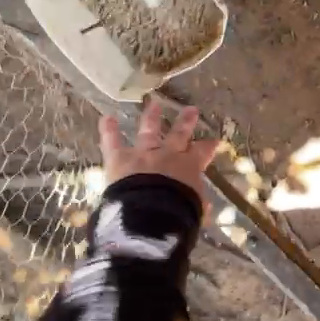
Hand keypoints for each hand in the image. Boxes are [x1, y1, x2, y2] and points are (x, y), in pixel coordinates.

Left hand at [100, 102, 219, 208]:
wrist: (149, 216)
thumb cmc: (179, 214)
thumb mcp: (196, 209)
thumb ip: (198, 203)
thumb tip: (204, 204)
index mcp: (189, 166)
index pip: (202, 152)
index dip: (208, 146)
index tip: (214, 140)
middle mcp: (167, 154)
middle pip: (179, 134)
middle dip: (186, 122)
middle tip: (191, 109)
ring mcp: (143, 154)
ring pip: (149, 131)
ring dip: (152, 117)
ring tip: (154, 104)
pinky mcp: (120, 160)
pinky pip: (113, 143)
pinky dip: (108, 130)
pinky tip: (106, 118)